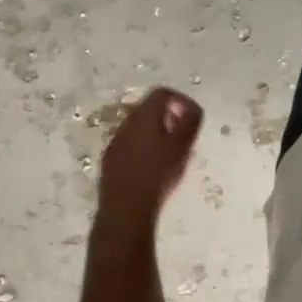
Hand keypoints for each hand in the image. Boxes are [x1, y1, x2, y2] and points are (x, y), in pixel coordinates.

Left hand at [97, 88, 202, 225]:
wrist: (126, 208)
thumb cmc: (159, 174)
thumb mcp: (182, 146)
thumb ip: (190, 122)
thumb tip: (192, 108)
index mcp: (144, 117)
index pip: (162, 93)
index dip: (180, 100)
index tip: (192, 116)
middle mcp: (126, 124)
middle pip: (148, 109)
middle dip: (169, 117)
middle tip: (184, 134)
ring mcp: (115, 142)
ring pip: (138, 128)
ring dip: (155, 133)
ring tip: (171, 153)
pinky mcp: (110, 160)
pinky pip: (129, 144)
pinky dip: (144, 147)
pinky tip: (153, 167)